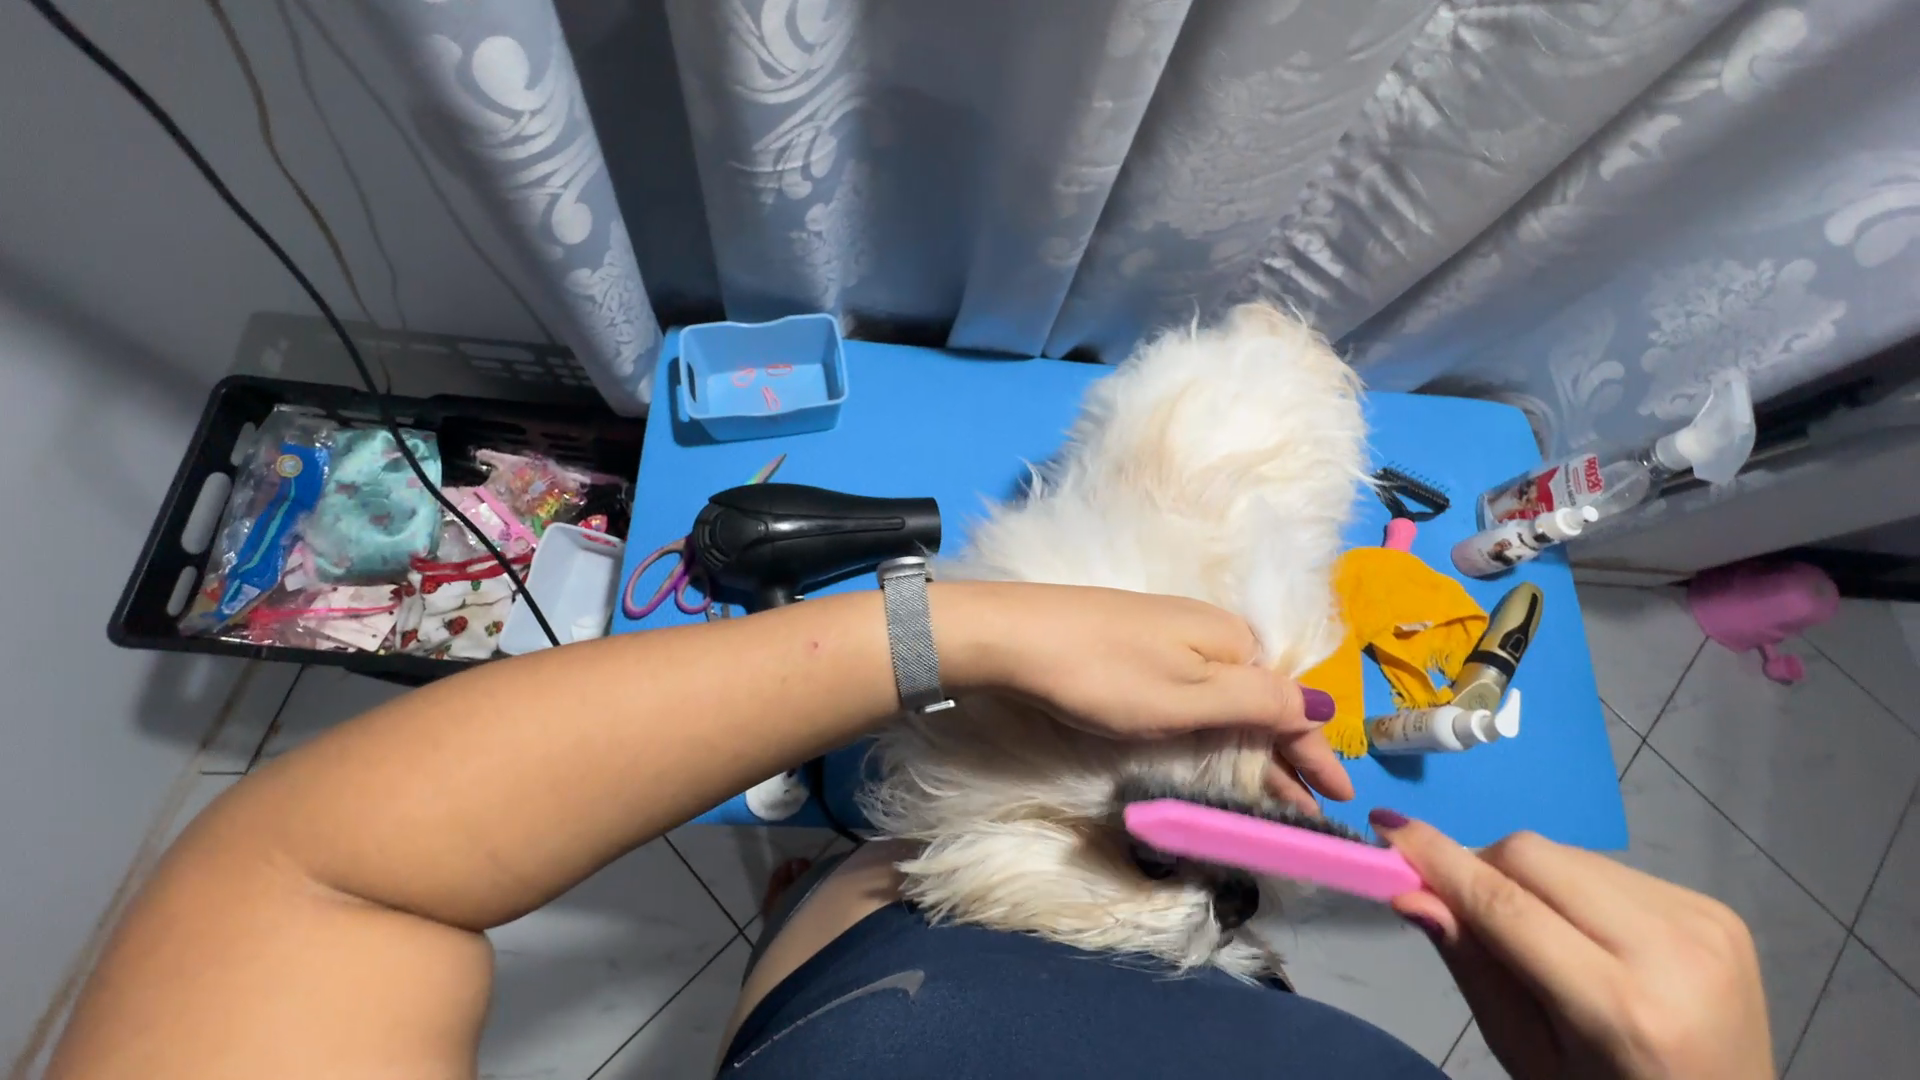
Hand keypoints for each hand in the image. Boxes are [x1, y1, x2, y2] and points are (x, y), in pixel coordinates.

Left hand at [932, 582, 1352, 807]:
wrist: (1017, 636)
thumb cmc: (1107, 673)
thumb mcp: (1190, 694)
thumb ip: (1258, 702)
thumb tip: (1320, 704)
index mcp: (1228, 640)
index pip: (1287, 703)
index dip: (1315, 751)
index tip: (1339, 796)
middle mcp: (1204, 633)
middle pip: (1258, 701)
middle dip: (1284, 754)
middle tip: (1306, 809)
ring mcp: (1165, 637)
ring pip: (1223, 699)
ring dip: (1250, 745)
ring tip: (1269, 794)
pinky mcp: (1133, 646)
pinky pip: (1191, 692)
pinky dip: (1212, 726)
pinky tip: (1212, 747)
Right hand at [1373, 811, 1772, 1078]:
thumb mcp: (1525, 1053)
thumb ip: (1470, 964)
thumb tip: (1407, 892)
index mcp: (1623, 1010)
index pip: (1504, 905)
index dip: (1437, 859)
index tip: (1384, 826)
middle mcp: (1672, 954)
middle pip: (1530, 855)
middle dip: (1479, 866)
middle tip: (1464, 904)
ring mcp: (1704, 925)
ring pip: (1562, 853)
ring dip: (1524, 876)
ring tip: (1536, 929)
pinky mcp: (1716, 910)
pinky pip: (1602, 865)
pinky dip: (1569, 885)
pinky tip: (1586, 932)